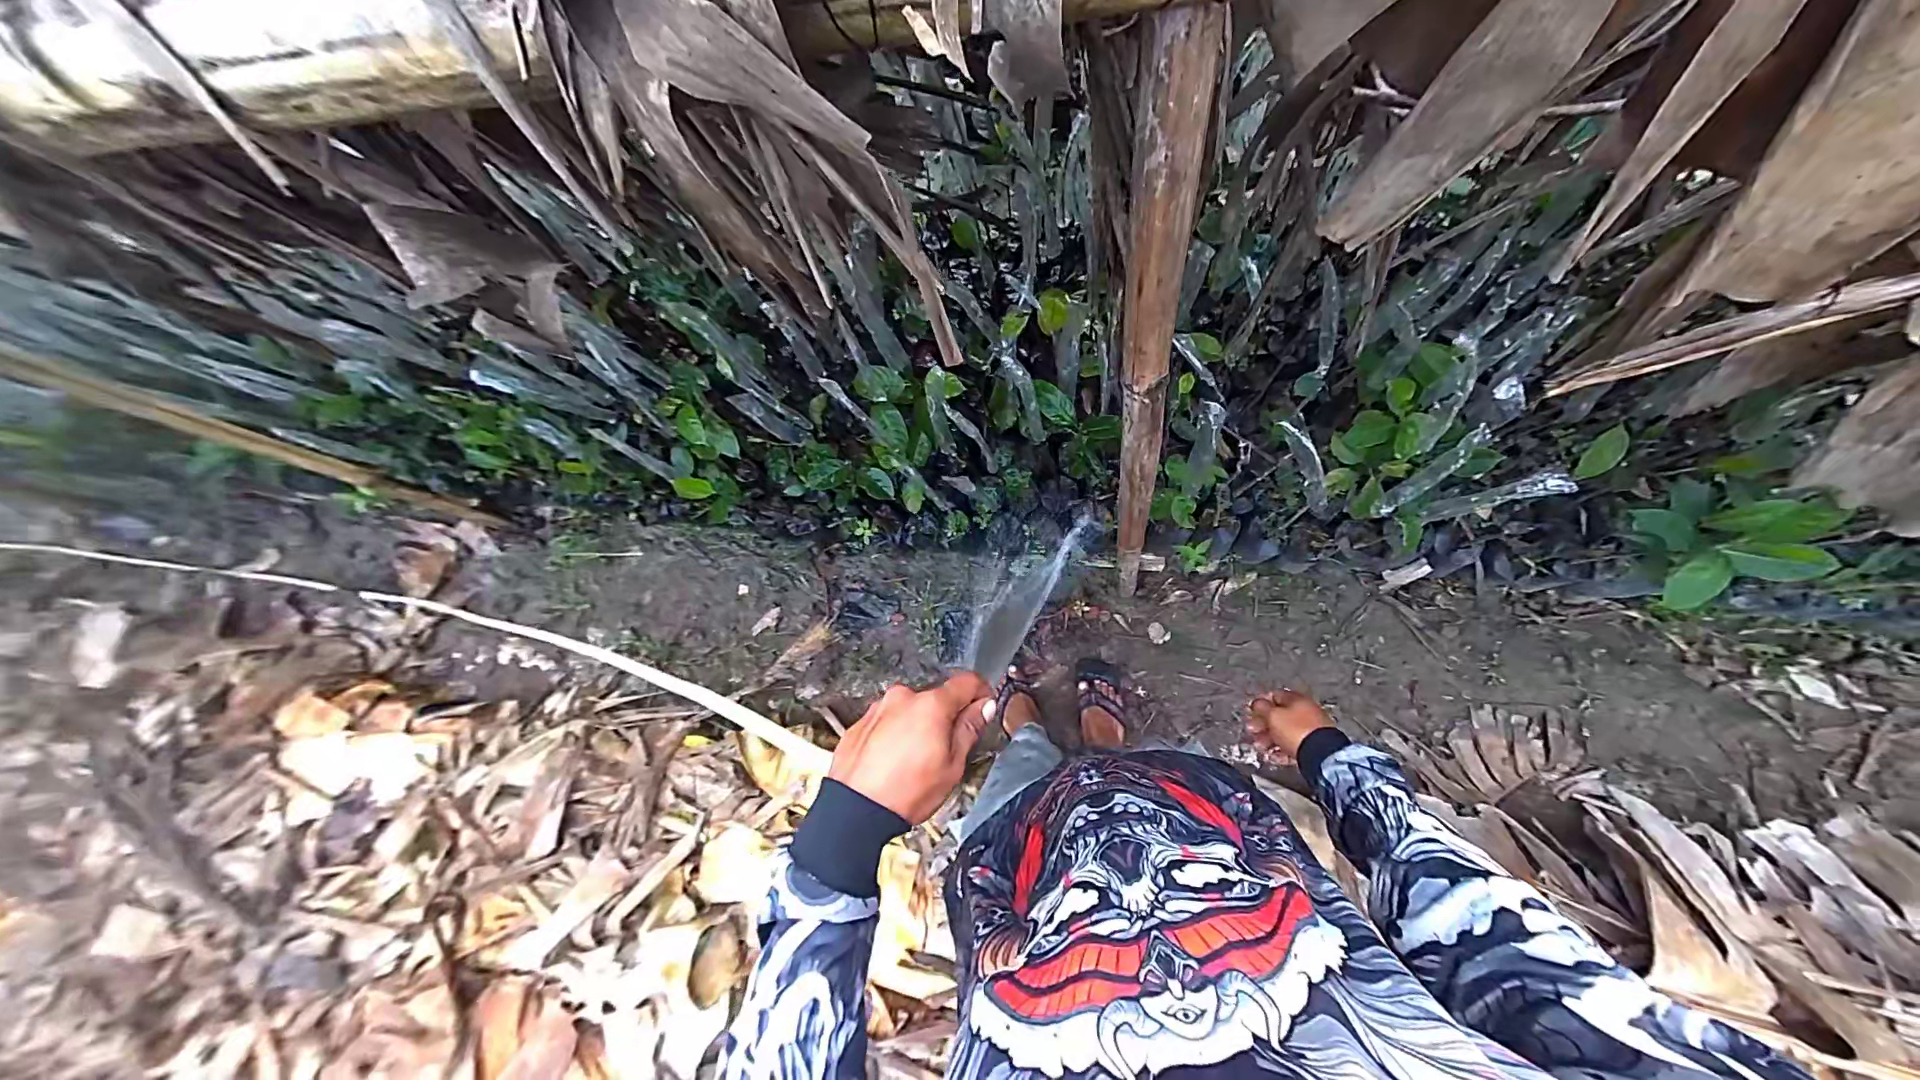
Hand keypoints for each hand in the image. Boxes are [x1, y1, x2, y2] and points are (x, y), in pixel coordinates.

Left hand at [829, 673, 992, 823]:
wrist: (854, 810)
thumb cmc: (904, 793)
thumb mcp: (951, 766)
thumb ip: (969, 730)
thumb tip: (982, 708)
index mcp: (932, 705)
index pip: (966, 682)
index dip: (981, 693)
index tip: (983, 705)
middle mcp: (904, 698)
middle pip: (937, 698)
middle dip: (946, 717)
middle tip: (948, 748)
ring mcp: (879, 708)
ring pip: (911, 710)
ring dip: (918, 726)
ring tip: (915, 762)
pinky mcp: (861, 722)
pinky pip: (888, 721)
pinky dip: (896, 735)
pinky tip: (894, 762)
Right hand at [1246, 688, 1332, 764]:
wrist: (1321, 755)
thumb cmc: (1296, 730)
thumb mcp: (1273, 715)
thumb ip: (1261, 707)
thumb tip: (1257, 703)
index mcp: (1297, 699)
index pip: (1275, 696)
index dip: (1261, 703)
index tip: (1251, 712)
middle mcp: (1306, 712)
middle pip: (1279, 716)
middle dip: (1263, 724)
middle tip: (1252, 731)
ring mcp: (1311, 730)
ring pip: (1285, 732)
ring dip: (1270, 739)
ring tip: (1260, 747)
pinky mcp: (1314, 747)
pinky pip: (1294, 746)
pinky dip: (1282, 750)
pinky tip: (1274, 756)